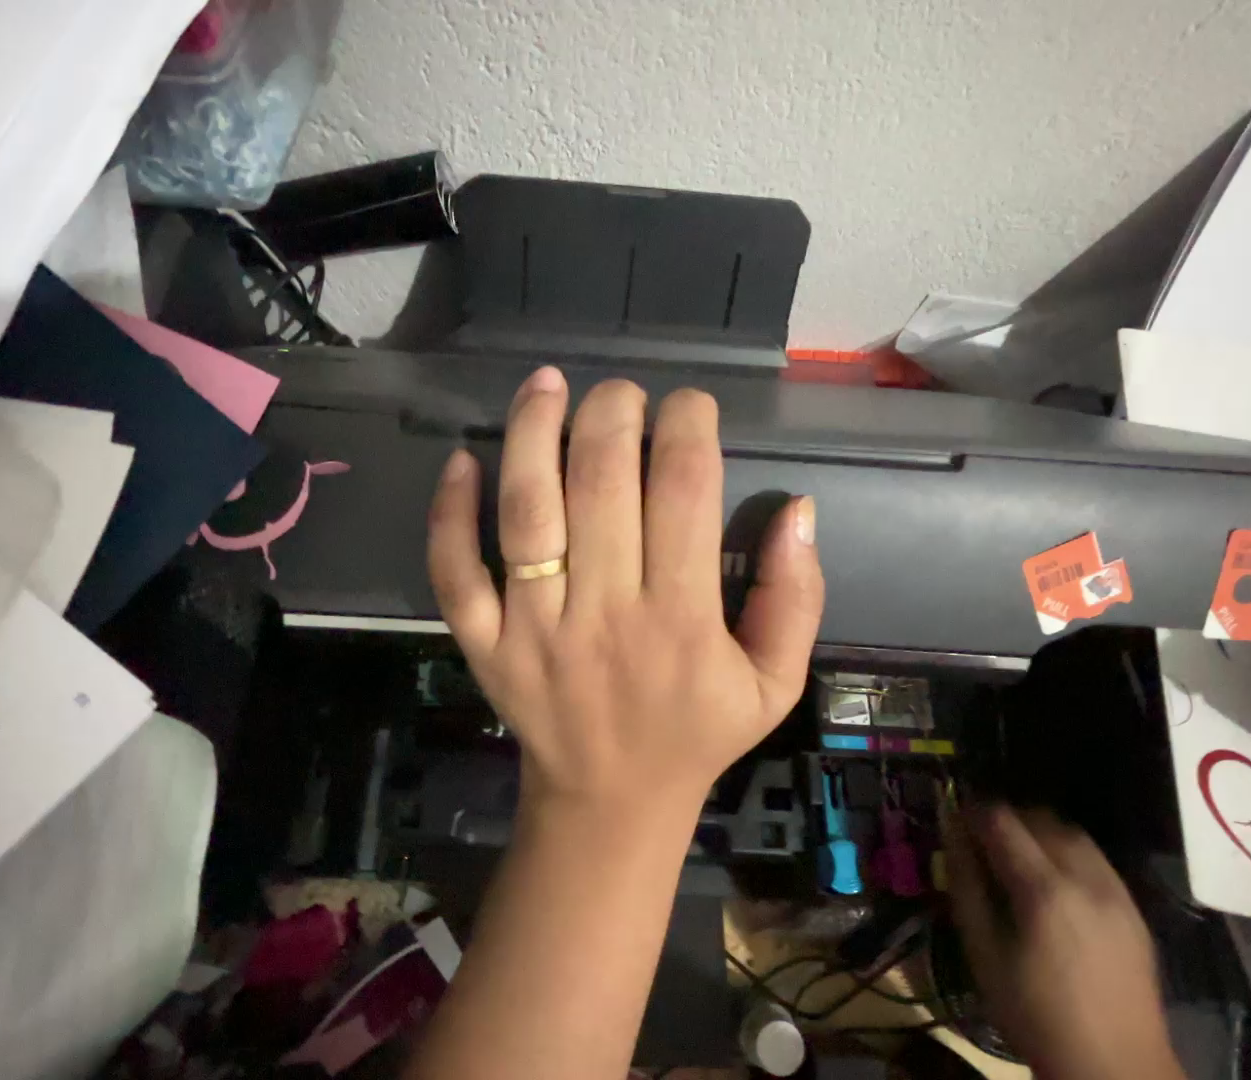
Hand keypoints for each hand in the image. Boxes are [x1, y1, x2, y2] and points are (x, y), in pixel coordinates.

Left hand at [426, 366, 824, 815]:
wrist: (610, 803)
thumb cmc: (696, 734)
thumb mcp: (775, 682)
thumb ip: (795, 597)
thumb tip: (799, 508)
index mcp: (682, 620)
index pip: (685, 492)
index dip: (687, 427)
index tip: (689, 405)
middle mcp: (604, 614)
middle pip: (601, 484)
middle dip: (613, 414)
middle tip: (622, 392)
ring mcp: (533, 629)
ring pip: (527, 512)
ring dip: (533, 434)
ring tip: (546, 385)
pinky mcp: (484, 645)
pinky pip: (456, 572)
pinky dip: (451, 513)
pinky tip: (464, 459)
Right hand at [943, 804, 1183, 1079]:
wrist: (1115, 1067)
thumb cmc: (1034, 1013)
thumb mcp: (982, 952)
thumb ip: (965, 886)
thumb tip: (951, 836)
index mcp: (1043, 890)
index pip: (1001, 820)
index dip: (971, 811)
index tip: (953, 818)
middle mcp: (1086, 879)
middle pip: (1040, 818)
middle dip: (1005, 819)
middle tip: (980, 839)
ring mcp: (1117, 892)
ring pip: (1072, 833)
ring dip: (1039, 831)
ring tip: (1016, 856)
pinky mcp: (1134, 909)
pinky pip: (1096, 859)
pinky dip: (1067, 852)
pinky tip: (1053, 880)